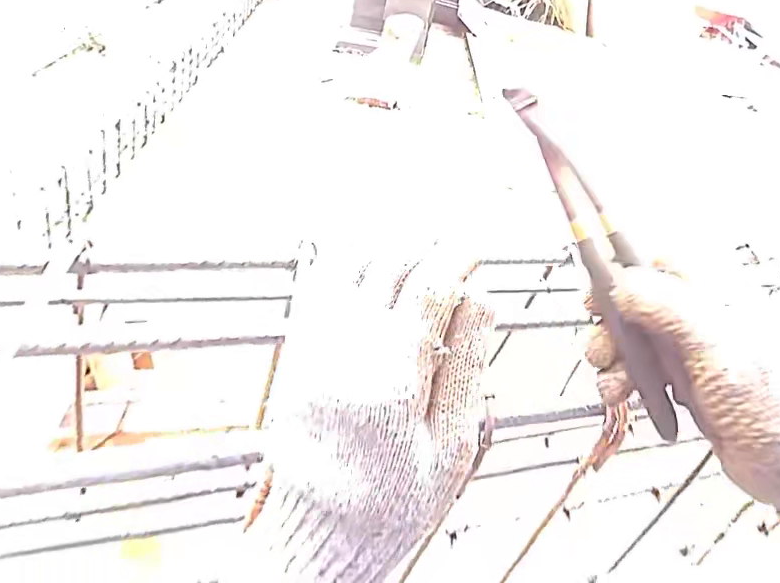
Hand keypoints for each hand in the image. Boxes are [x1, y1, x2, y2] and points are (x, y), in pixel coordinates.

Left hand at [237, 244, 494, 582]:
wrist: (312, 536)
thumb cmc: (389, 503)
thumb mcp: (450, 449)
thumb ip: (467, 364)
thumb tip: (481, 294)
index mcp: (391, 380)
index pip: (430, 287)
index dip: (458, 258)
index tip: (476, 251)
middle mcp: (346, 352)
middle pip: (391, 262)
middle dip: (428, 243)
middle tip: (452, 244)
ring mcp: (315, 347)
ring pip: (354, 261)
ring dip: (391, 244)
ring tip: (420, 245)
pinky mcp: (298, 350)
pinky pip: (322, 281)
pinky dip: (352, 258)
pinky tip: (375, 258)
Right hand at [582, 261, 779, 534]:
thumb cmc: (774, 401)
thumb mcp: (716, 345)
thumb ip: (666, 307)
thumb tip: (620, 283)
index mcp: (715, 290)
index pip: (659, 264)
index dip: (623, 275)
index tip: (596, 295)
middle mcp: (702, 314)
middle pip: (640, 303)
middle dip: (613, 326)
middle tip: (598, 347)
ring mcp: (695, 350)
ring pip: (638, 340)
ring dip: (616, 358)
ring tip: (609, 381)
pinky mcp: (689, 382)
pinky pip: (645, 372)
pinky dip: (627, 382)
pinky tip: (621, 396)